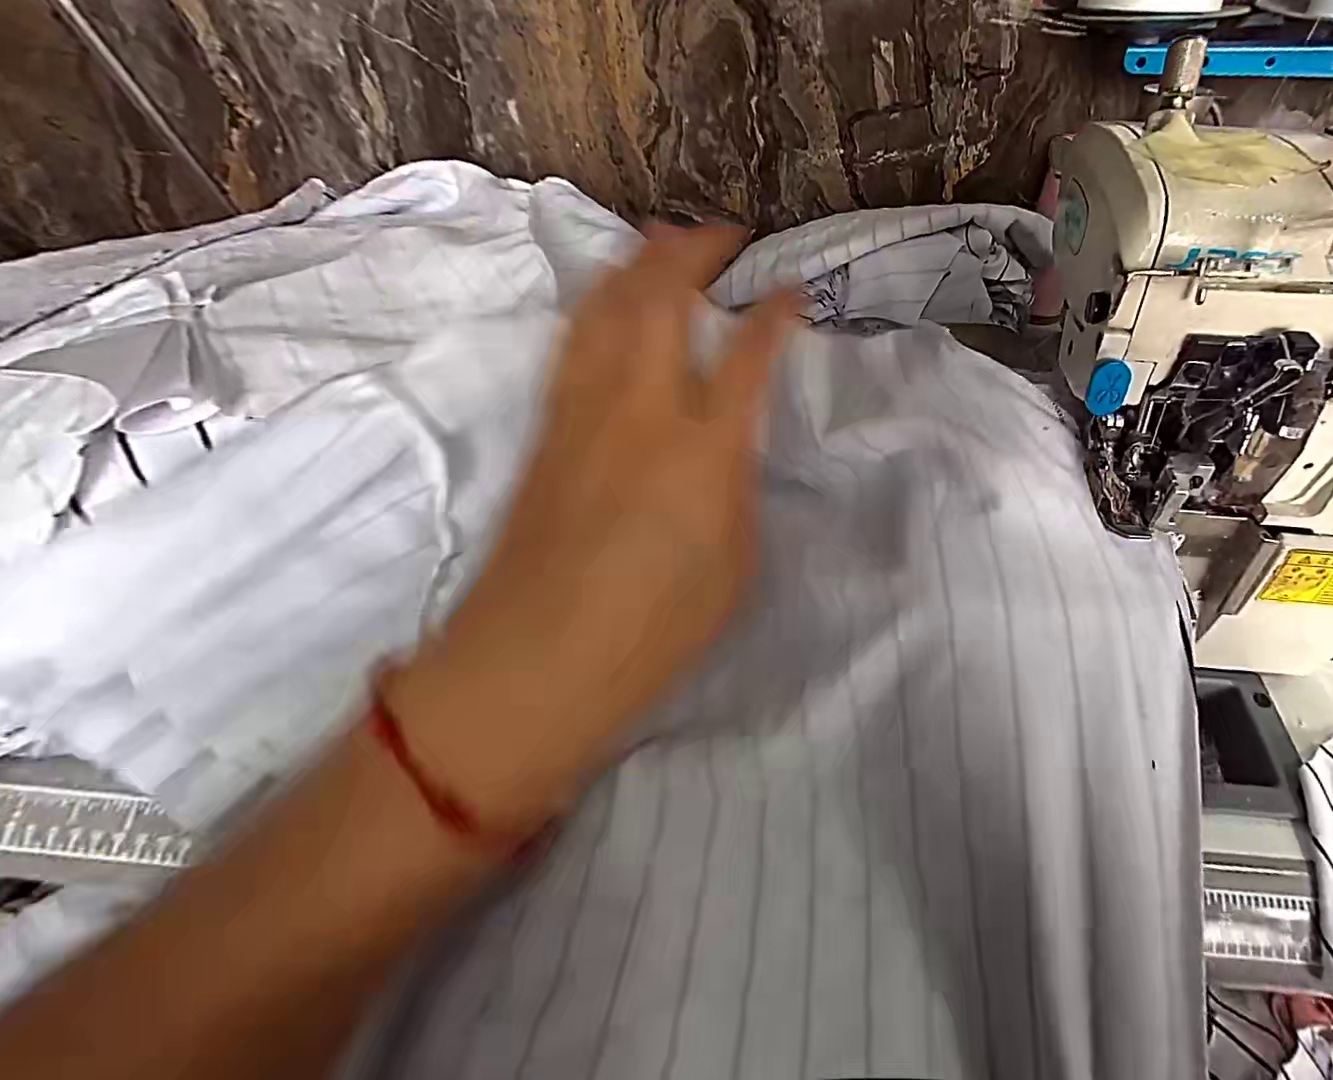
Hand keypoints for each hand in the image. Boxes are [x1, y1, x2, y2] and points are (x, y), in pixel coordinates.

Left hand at [386, 225, 799, 829]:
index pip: (746, 355)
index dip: (775, 313)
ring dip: (639, 263)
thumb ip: (736, 486)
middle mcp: (638, 411)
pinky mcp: (545, 429)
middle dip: (695, 250)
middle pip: (660, 297)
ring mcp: (581, 413)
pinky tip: (614, 304)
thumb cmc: (658, 628)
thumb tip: (731, 443)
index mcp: (702, 451)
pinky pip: (575, 340)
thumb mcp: (734, 559)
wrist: (537, 662)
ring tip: (666, 243)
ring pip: (605, 306)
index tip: (794, 291)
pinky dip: (602, 303)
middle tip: (726, 236)